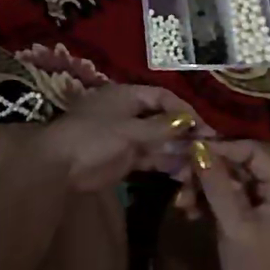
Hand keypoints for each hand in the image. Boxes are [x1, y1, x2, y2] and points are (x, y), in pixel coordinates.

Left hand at [27, 83, 211, 192]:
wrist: (61, 165)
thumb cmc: (92, 137)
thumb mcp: (128, 129)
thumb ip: (159, 127)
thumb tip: (189, 123)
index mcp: (126, 96)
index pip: (162, 97)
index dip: (184, 110)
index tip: (205, 127)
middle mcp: (129, 113)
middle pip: (163, 119)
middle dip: (184, 133)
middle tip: (208, 149)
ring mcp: (127, 136)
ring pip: (159, 141)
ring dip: (178, 151)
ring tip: (199, 163)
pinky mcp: (125, 158)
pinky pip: (151, 157)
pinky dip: (166, 163)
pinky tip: (184, 172)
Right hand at [192, 140, 269, 269]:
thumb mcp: (234, 225)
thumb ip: (217, 186)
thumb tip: (198, 149)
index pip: (255, 154)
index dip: (224, 148)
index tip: (192, 150)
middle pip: (239, 168)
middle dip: (207, 170)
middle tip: (178, 176)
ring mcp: (265, 211)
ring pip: (230, 184)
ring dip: (203, 188)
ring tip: (180, 200)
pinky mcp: (251, 223)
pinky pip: (228, 201)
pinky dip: (208, 203)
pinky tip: (189, 211)